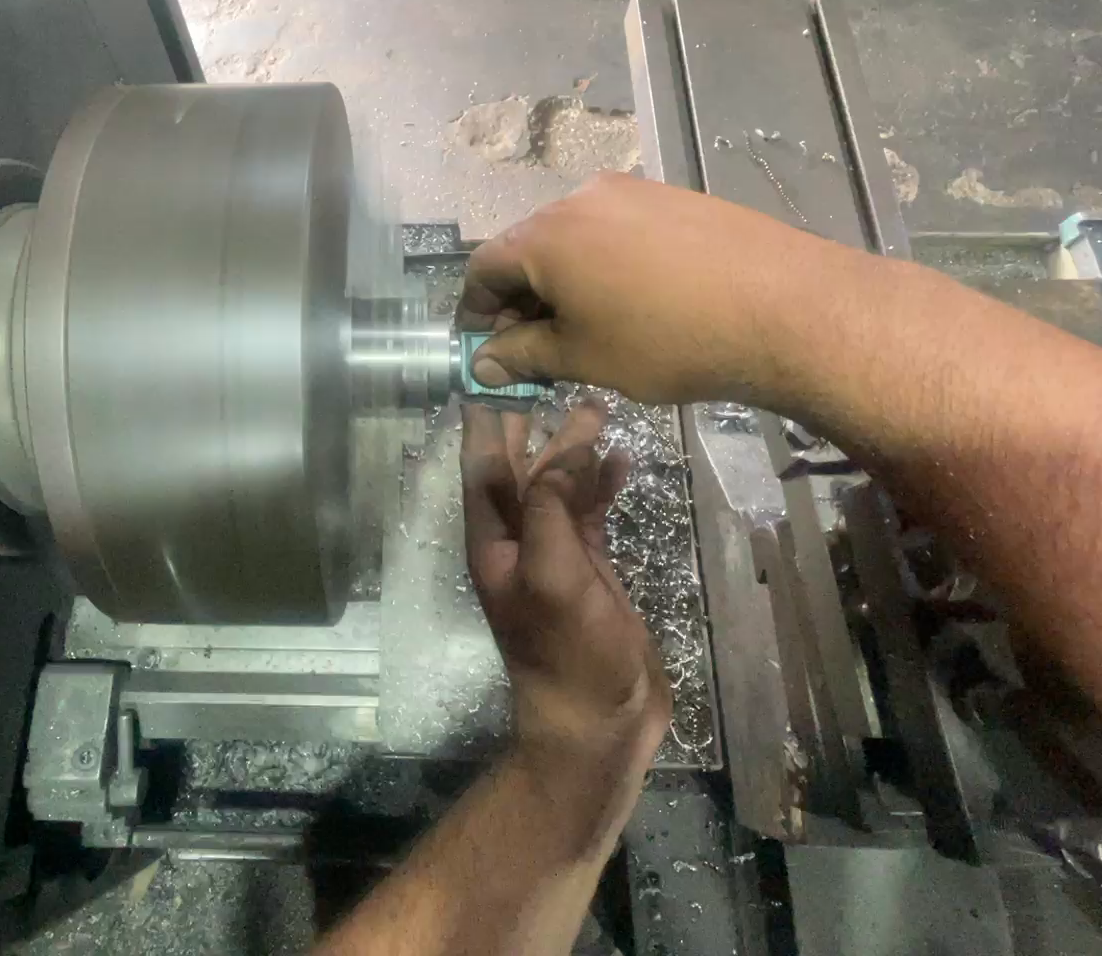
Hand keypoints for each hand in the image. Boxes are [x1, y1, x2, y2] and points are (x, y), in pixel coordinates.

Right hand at [458, 172, 865, 406]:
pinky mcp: (672, 197)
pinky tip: (629, 302)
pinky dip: (600, 266)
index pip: (482, 267)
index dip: (474, 312)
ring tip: (584, 329)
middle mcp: (580, 198)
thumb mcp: (581, 357)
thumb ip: (521, 355)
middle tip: (534, 350)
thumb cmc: (665, 340)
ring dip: (561, 284)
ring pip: (571, 239)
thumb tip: (482, 362)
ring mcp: (632, 191)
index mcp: (545, 234)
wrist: (785, 310)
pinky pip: (614, 231)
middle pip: (526, 248)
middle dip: (519, 300)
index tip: (485, 350)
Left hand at [459, 399, 670, 812]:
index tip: (487, 381)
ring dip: (574, 451)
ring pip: (558, 488)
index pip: (481, 469)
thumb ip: (551, 507)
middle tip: (558, 381)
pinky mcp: (587, 568)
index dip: (482, 426)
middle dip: (537, 428)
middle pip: (521, 470)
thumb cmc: (567, 651)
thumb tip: (561, 453)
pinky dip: (601, 487)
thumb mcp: (552, 573)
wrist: (599, 720)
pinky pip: (589, 514)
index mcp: (493, 540)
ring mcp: (553, 554)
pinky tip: (620, 460)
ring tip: (597, 407)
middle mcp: (516, 540)